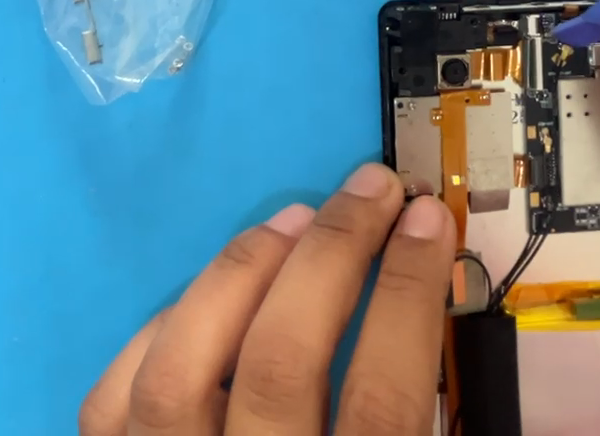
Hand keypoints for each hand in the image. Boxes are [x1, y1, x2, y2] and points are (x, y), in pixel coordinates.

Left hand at [80, 163, 455, 434]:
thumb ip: (432, 433)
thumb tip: (485, 346)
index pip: (384, 401)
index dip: (408, 294)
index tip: (429, 222)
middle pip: (279, 363)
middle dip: (335, 254)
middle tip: (371, 189)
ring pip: (180, 372)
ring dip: (243, 272)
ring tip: (295, 215)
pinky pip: (115, 401)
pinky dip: (161, 327)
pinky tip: (210, 290)